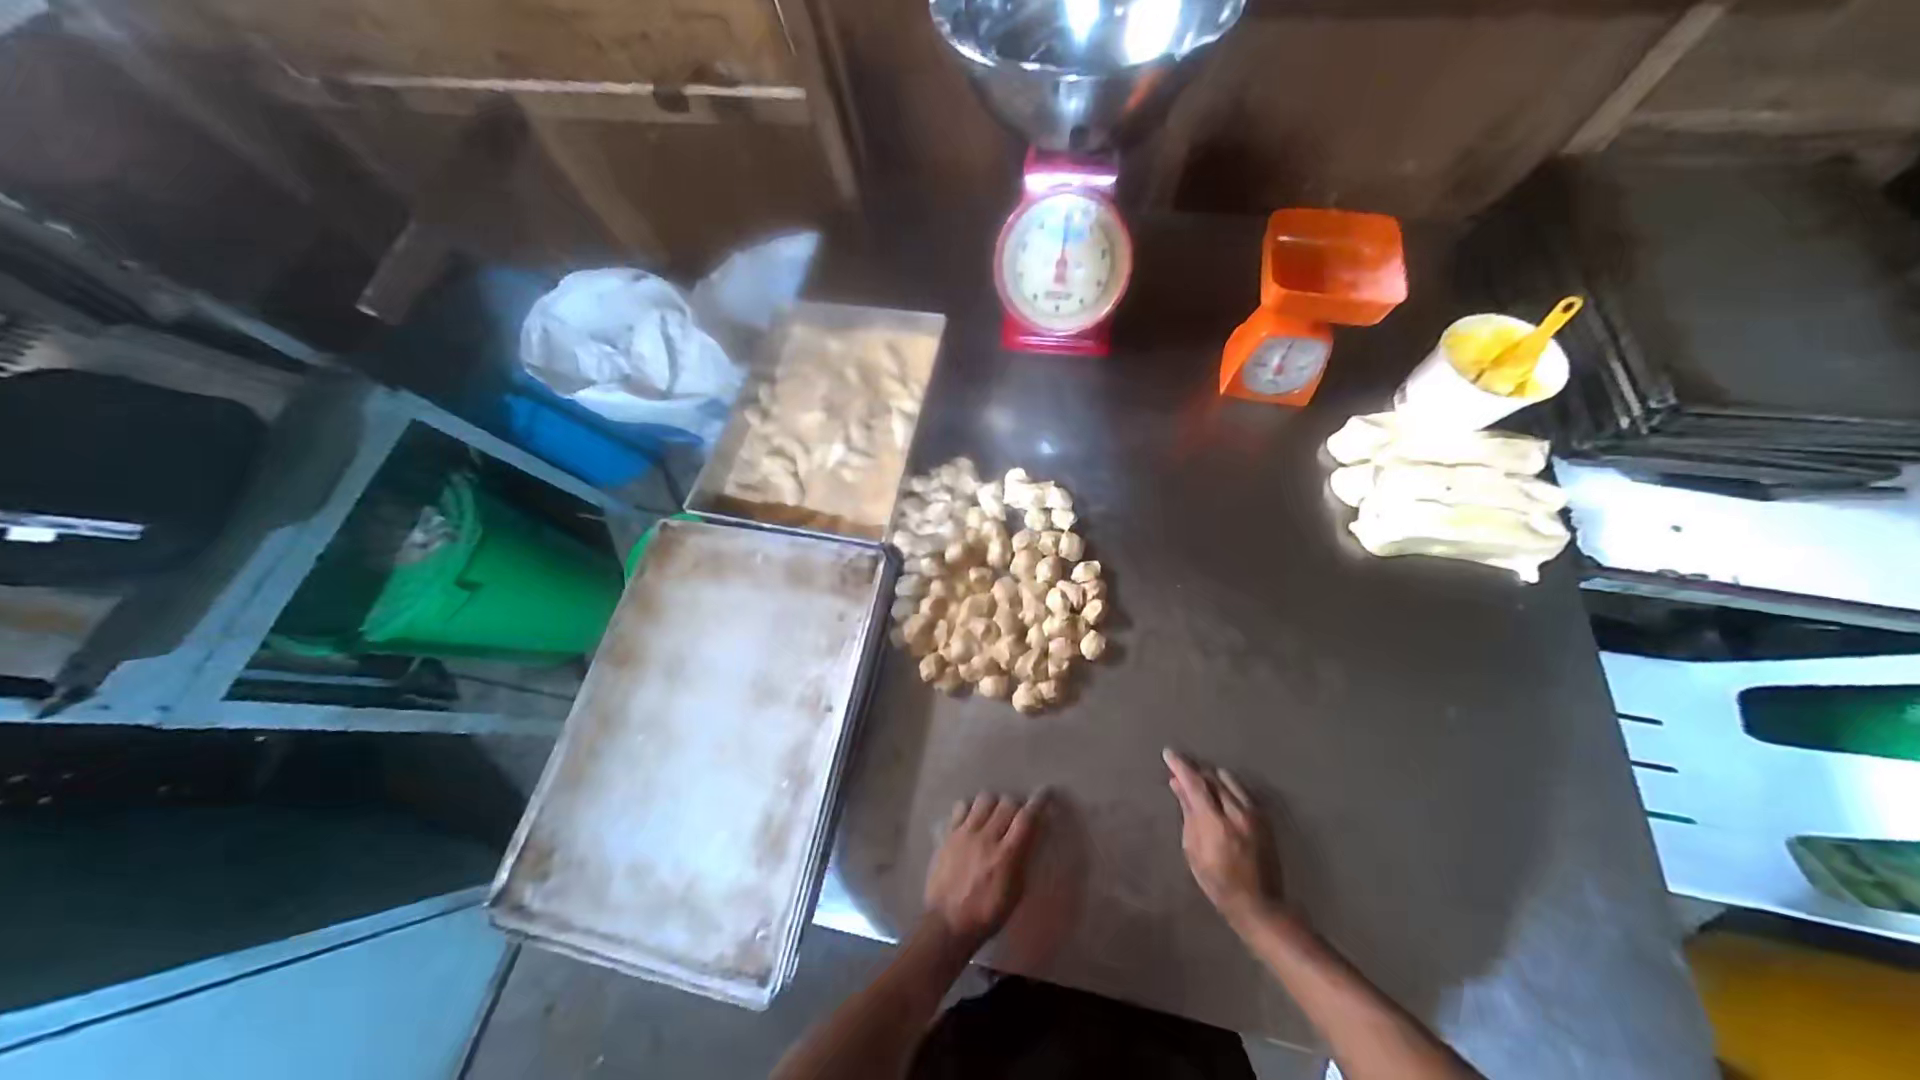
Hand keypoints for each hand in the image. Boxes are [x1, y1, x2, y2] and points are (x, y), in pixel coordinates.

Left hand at [924, 791, 1045, 948]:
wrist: (948, 923)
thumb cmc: (987, 914)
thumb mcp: (1015, 892)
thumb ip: (1022, 860)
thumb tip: (1028, 838)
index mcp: (1007, 856)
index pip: (1026, 818)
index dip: (1039, 802)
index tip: (1046, 792)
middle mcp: (987, 838)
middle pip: (1007, 803)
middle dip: (1017, 806)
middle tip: (1018, 816)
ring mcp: (965, 833)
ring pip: (985, 799)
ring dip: (995, 804)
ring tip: (995, 816)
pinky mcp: (949, 834)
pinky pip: (962, 807)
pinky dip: (971, 808)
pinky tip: (973, 819)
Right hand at [1164, 749, 1286, 932]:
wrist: (1258, 902)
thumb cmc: (1217, 881)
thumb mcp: (1193, 849)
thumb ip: (1187, 814)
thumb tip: (1178, 785)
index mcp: (1215, 822)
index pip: (1195, 783)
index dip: (1180, 766)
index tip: (1168, 754)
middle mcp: (1237, 812)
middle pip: (1213, 778)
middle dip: (1196, 772)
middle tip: (1181, 771)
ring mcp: (1254, 814)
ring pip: (1230, 781)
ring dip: (1213, 778)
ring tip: (1201, 782)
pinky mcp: (1264, 818)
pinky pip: (1242, 792)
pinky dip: (1228, 788)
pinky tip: (1221, 794)